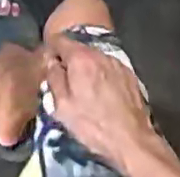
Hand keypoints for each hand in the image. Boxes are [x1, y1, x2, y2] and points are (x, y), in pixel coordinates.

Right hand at [42, 37, 179, 175]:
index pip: (60, 40)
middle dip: (70, 62)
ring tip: (86, 91)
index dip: (51, 49)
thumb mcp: (63, 107)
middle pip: (78, 49)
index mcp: (80, 58)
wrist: (131, 138)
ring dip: (87, 68)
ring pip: (95, 58)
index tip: (48, 63)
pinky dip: (102, 75)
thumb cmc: (92, 124)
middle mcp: (99, 53)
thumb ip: (54, 79)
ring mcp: (116, 61)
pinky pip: (109, 67)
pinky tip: (104, 95)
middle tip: (67, 83)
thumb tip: (51, 62)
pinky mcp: (128, 72)